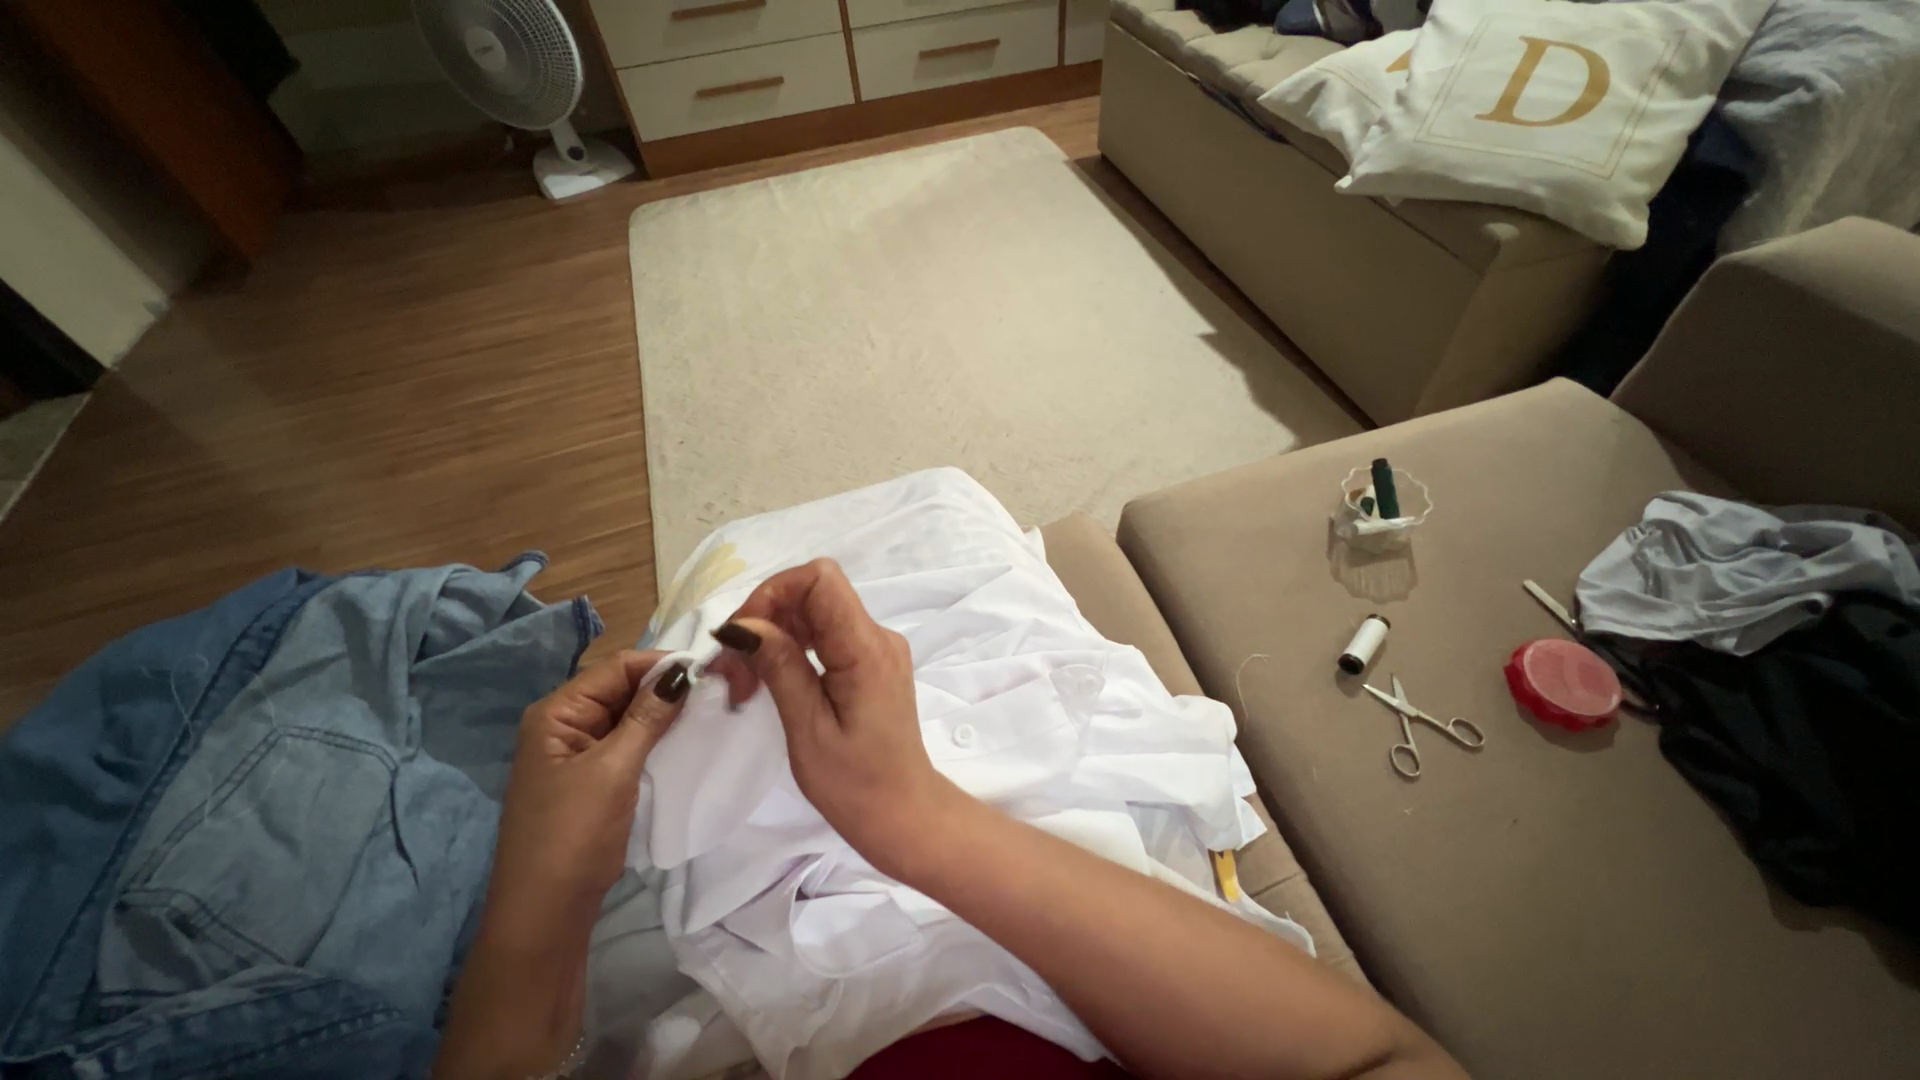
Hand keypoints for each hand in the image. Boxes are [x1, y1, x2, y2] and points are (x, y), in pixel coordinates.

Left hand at [486, 649, 691, 930]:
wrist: (545, 913)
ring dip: (664, 713)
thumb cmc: (572, 835)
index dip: (662, 664)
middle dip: (666, 687)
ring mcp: (576, 752)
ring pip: (628, 715)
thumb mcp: (614, 770)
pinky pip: (628, 742)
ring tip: (710, 711)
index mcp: (556, 713)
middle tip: (719, 691)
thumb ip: (647, 717)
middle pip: (622, 688)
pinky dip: (655, 738)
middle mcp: (563, 724)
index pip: (616, 667)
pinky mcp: (591, 777)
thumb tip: (683, 672)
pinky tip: (685, 741)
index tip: (712, 669)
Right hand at [707, 558, 962, 875]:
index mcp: (867, 648)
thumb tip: (744, 624)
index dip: (774, 593)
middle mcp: (878, 637)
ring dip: (774, 636)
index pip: (820, 579)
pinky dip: (792, 649)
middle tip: (733, 672)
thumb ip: (780, 666)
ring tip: (745, 684)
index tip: (742, 636)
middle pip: (814, 593)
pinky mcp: (871, 663)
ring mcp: (877, 648)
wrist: (903, 814)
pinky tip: (770, 682)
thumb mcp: (808, 729)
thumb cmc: (855, 784)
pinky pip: (826, 636)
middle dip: (765, 619)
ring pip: (816, 613)